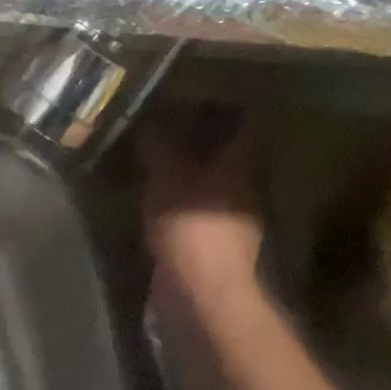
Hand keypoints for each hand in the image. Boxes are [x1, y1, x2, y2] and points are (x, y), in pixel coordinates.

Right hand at [137, 103, 263, 312]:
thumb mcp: (165, 173)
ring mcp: (233, 221)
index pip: (242, 125)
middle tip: (166, 118)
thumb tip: (146, 113)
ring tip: (152, 154)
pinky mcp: (215, 247)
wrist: (202, 298)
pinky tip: (154, 193)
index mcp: (241, 166)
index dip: (223, 106)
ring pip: (211, 181)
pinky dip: (180, 198)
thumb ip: (157, 141)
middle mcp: (244, 189)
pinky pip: (197, 208)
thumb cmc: (191, 225)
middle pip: (226, 153)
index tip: (197, 91)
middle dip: (200, 137)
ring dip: (188, 169)